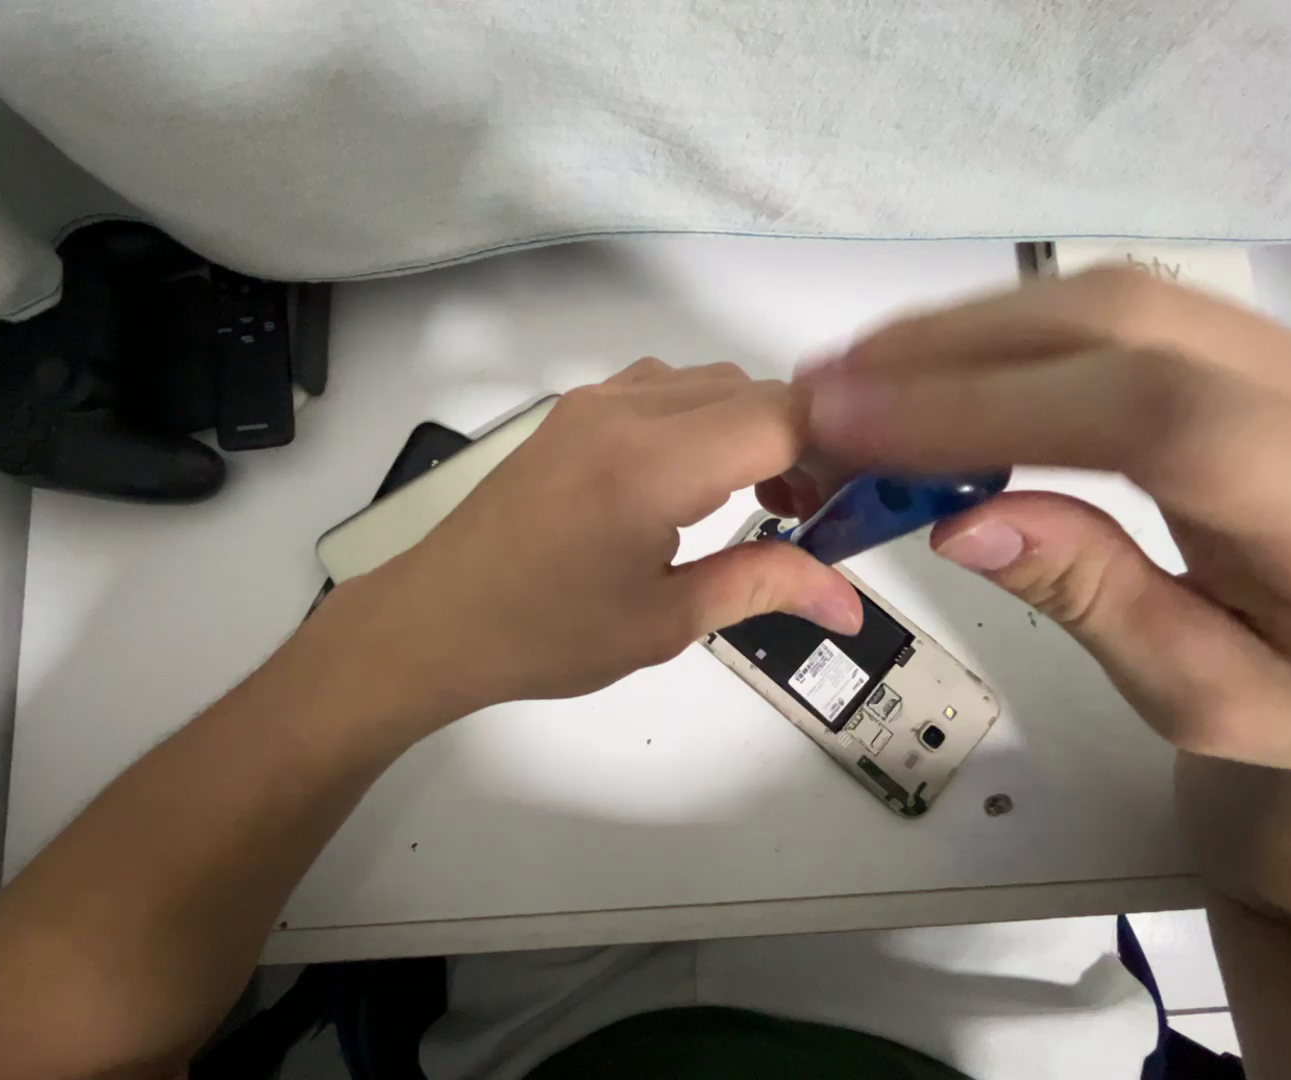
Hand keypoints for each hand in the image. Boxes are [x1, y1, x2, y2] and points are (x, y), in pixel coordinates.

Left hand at [354, 358, 861, 718]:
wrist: (435, 620)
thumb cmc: (543, 635)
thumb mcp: (663, 621)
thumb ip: (763, 586)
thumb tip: (849, 599)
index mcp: (650, 465)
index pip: (784, 416)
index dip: (840, 449)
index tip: (856, 500)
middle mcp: (622, 410)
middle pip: (754, 391)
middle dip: (802, 443)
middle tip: (807, 517)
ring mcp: (591, 403)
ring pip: (711, 383)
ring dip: (752, 428)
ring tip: (756, 501)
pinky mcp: (571, 412)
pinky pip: (663, 389)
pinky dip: (703, 420)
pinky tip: (694, 480)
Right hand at [774, 270, 1290, 964]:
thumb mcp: (1200, 699)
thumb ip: (1090, 597)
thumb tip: (960, 524)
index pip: (1164, 421)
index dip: (993, 411)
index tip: (856, 430)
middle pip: (1127, 324)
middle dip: (953, 352)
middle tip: (828, 394)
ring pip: (1111, 300)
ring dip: (965, 333)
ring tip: (858, 380)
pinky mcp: (1254, 356)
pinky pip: (1113, 318)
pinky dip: (1001, 337)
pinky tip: (932, 371)